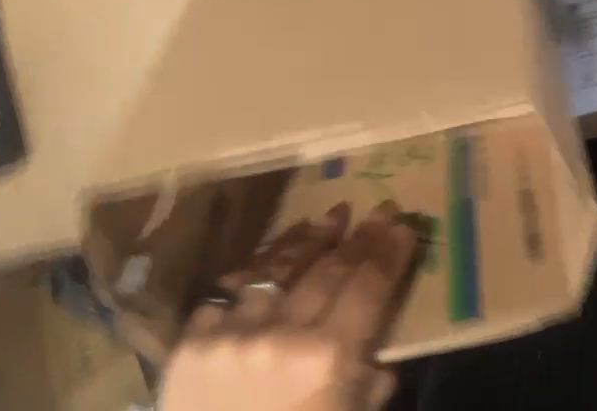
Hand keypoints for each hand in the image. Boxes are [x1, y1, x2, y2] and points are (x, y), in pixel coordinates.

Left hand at [159, 203, 422, 410]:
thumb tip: (381, 356)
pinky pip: (229, 294)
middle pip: (330, 269)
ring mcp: (234, 334)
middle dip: (360, 236)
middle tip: (379, 209)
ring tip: (331, 217)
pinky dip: (254, 275)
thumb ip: (367, 386)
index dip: (389, 254)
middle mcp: (284, 335)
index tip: (403, 227)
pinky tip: (271, 259)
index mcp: (329, 360)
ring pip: (279, 268)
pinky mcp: (193, 343)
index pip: (369, 288)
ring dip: (309, 240)